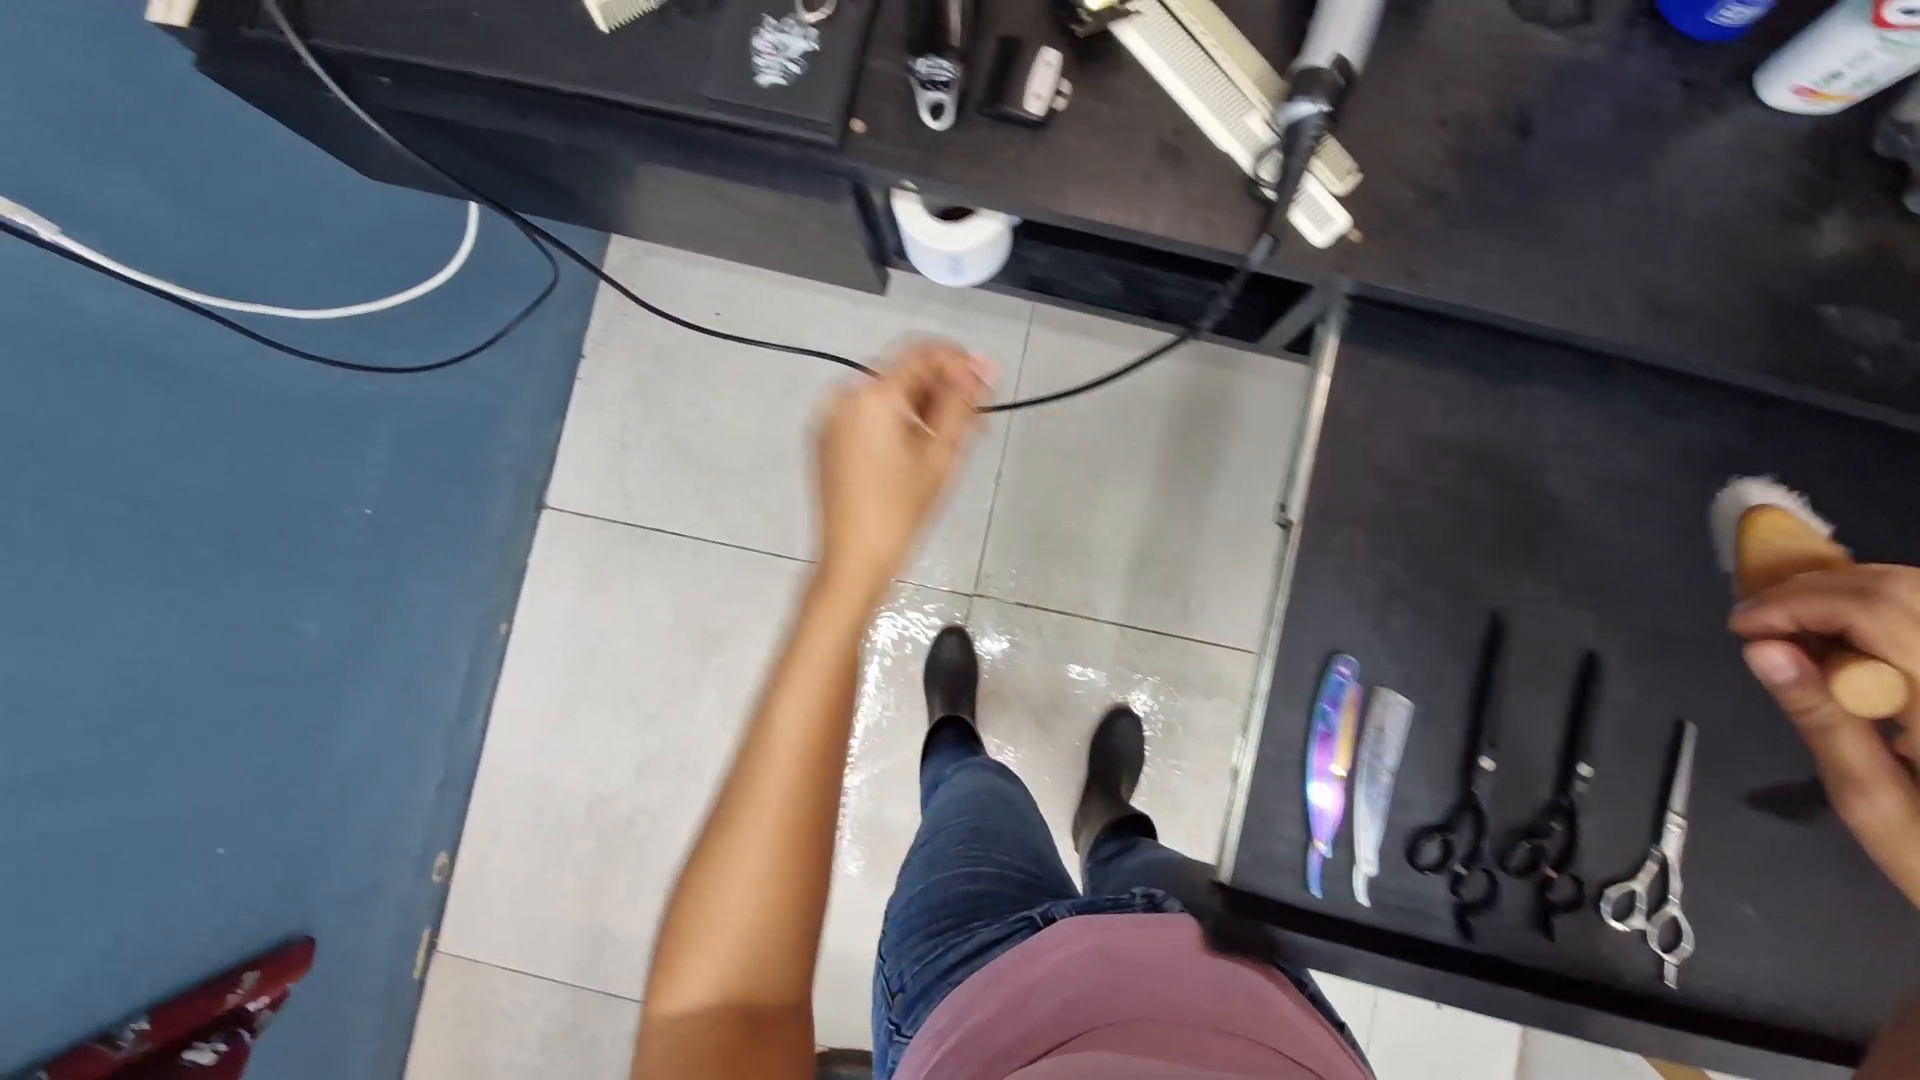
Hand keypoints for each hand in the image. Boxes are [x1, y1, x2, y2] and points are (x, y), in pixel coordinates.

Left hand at [814, 340, 990, 594]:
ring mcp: (830, 417)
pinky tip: (919, 446)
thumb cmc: (902, 511)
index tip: (987, 380)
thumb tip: (983, 366)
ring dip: (922, 405)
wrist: (853, 559)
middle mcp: (844, 396)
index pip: (923, 352)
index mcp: (872, 395)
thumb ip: (963, 403)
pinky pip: (868, 414)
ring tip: (952, 437)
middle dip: (942, 387)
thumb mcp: (942, 455)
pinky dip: (897, 420)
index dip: (960, 360)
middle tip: (976, 418)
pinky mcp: (826, 438)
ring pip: (887, 394)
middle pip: (903, 372)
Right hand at [1731, 565, 1919, 906]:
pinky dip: (1884, 605)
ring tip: (1798, 623)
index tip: (1743, 627)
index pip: (1875, 612)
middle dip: (1816, 590)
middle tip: (1761, 620)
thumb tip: (1763, 649)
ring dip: (1850, 592)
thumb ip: (1821, 716)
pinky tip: (1851, 632)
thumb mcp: (1868, 797)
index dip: (1797, 604)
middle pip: (1902, 589)